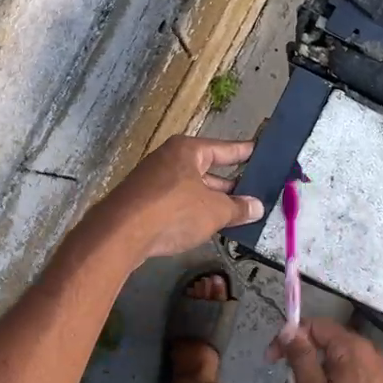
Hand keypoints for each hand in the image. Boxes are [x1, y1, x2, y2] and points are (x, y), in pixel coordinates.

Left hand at [91, 135, 262, 261]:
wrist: (120, 233)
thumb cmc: (174, 211)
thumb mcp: (215, 211)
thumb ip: (238, 208)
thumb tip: (257, 207)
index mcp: (188, 151)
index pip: (225, 149)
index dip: (245, 153)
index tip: (261, 153)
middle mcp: (169, 159)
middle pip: (208, 170)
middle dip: (231, 184)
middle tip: (256, 192)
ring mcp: (154, 181)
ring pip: (193, 188)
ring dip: (213, 201)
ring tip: (238, 213)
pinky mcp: (143, 202)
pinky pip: (177, 203)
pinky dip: (194, 211)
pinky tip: (208, 225)